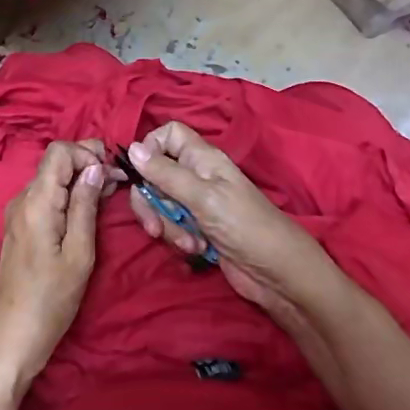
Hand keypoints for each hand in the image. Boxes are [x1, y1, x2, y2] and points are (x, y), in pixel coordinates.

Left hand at [0, 139, 115, 381]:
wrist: (10, 340)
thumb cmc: (50, 301)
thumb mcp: (79, 254)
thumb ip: (86, 206)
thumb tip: (96, 168)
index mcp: (36, 201)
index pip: (59, 151)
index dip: (88, 153)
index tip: (112, 175)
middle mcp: (22, 199)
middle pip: (56, 162)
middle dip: (88, 165)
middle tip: (117, 185)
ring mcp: (18, 213)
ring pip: (52, 178)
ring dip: (80, 181)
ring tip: (107, 199)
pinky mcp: (20, 227)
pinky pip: (46, 197)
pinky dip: (68, 196)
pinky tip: (86, 213)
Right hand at [126, 122, 337, 315]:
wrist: (277, 273)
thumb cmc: (244, 226)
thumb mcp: (202, 197)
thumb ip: (166, 173)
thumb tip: (132, 149)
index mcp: (202, 158)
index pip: (168, 135)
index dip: (150, 149)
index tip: (141, 174)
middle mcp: (198, 176)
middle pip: (156, 174)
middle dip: (151, 201)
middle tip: (155, 225)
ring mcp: (198, 204)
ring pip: (162, 204)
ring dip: (167, 226)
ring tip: (188, 243)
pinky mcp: (199, 229)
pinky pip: (173, 226)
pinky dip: (179, 239)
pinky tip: (196, 251)